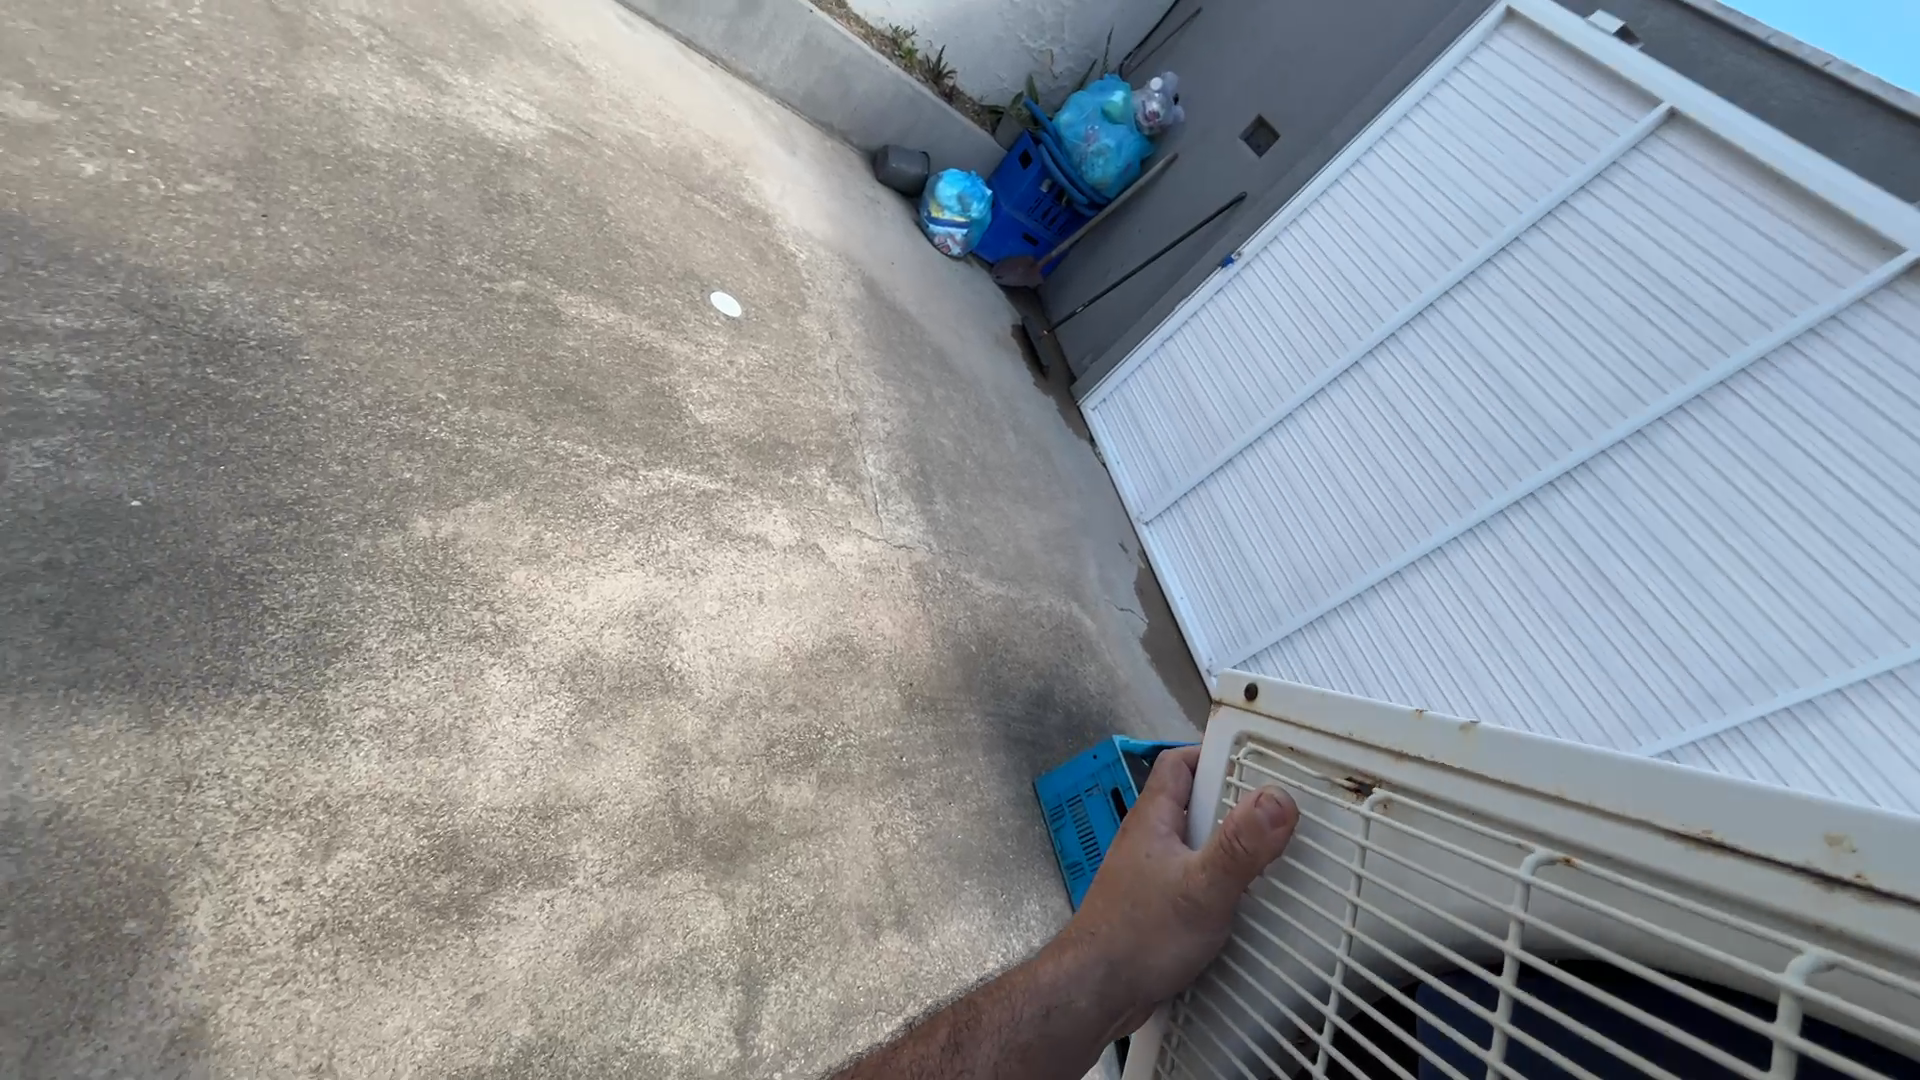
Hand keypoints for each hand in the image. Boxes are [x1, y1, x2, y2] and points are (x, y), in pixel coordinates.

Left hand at [1049, 744, 1299, 1038]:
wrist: (1096, 988)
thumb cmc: (1140, 934)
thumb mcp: (1202, 887)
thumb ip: (1241, 846)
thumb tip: (1277, 799)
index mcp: (1153, 817)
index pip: (1179, 763)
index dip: (1214, 755)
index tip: (1257, 763)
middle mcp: (1149, 837)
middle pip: (1192, 802)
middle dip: (1231, 803)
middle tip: (1275, 813)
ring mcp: (1149, 871)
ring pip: (1194, 842)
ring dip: (1227, 844)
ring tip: (1267, 855)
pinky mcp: (1155, 903)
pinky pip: (1192, 876)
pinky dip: (1218, 879)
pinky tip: (1239, 901)